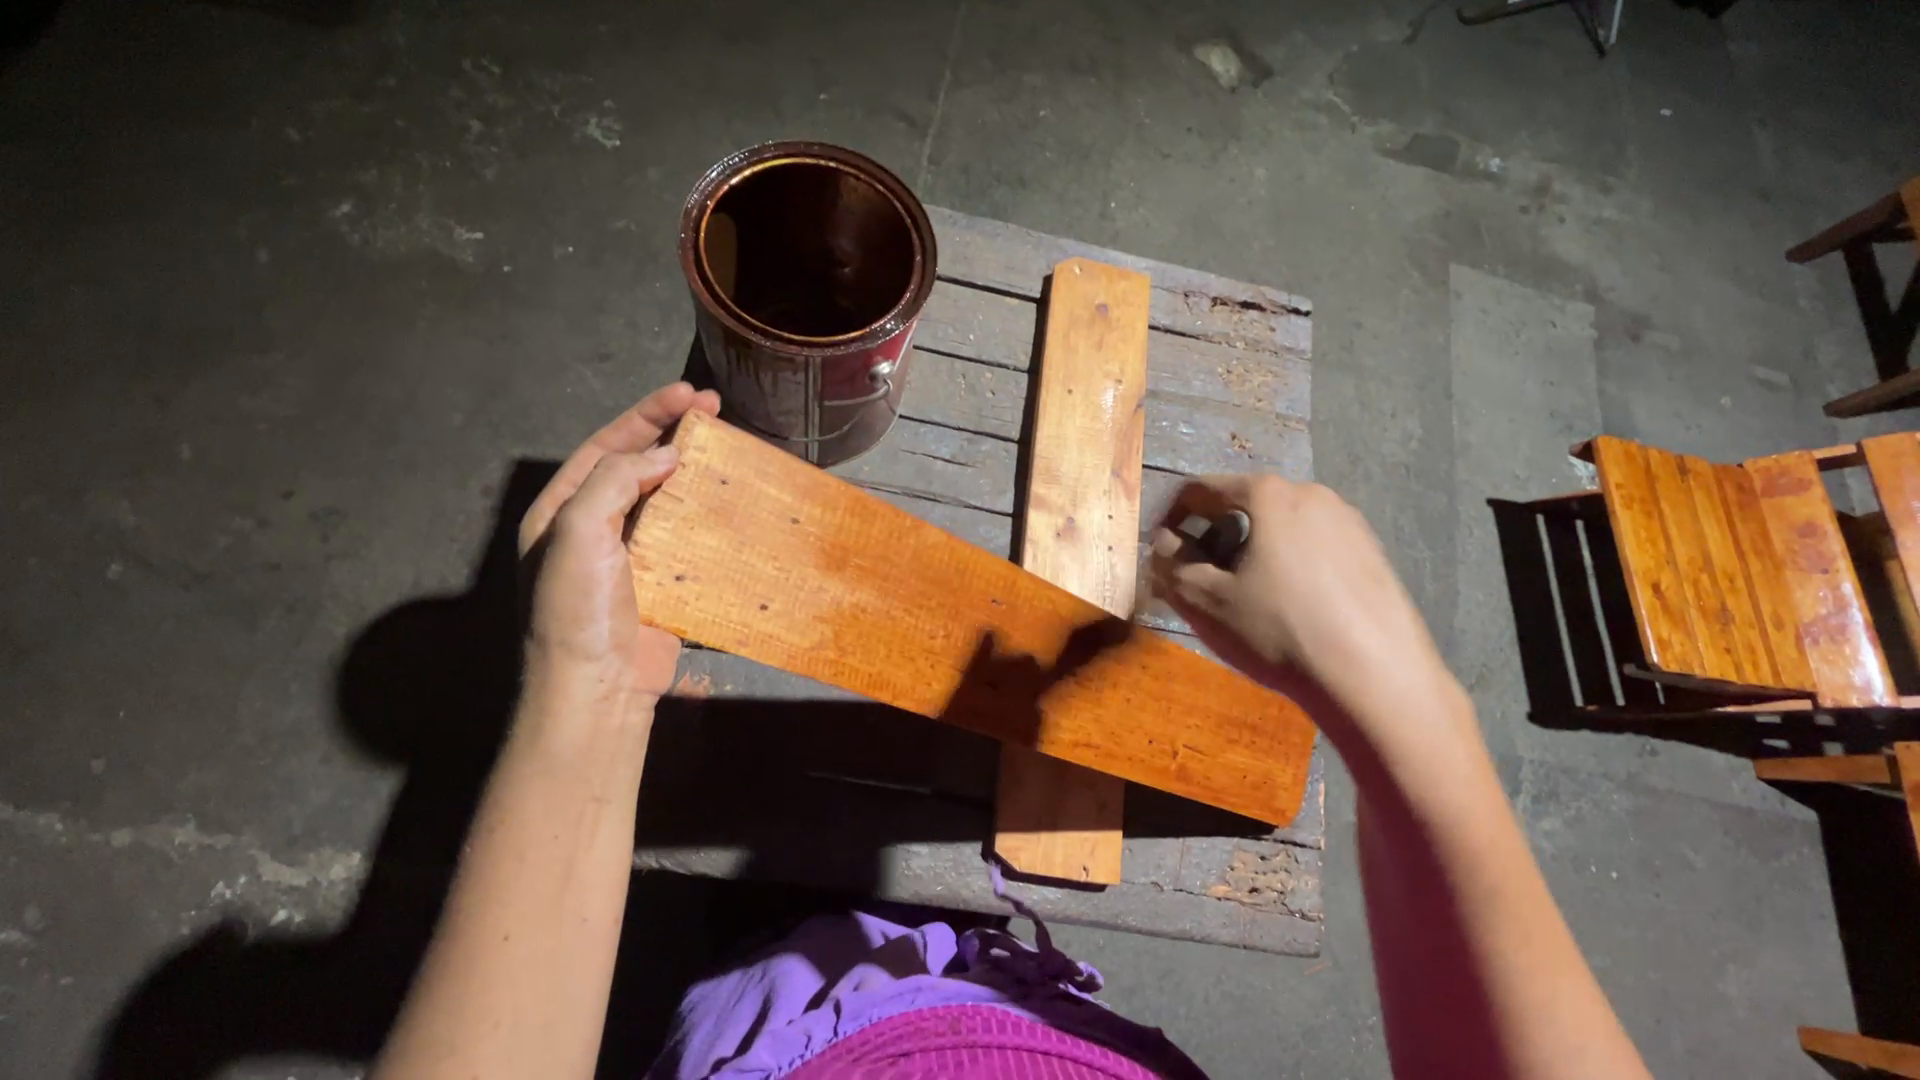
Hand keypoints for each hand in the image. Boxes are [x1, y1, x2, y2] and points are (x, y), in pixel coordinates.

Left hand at [519, 382, 720, 707]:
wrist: (599, 690)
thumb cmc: (578, 611)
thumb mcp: (578, 533)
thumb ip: (615, 482)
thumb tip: (665, 455)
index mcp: (563, 510)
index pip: (607, 446)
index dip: (647, 414)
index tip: (690, 394)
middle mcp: (595, 528)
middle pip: (639, 467)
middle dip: (674, 435)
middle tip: (717, 411)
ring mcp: (632, 557)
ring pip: (668, 500)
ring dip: (697, 474)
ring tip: (731, 450)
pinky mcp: (665, 584)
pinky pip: (690, 539)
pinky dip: (711, 518)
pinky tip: (734, 505)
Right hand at [1149, 475, 1473, 767]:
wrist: (1376, 678)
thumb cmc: (1280, 631)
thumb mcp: (1206, 601)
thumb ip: (1170, 563)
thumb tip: (1163, 543)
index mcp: (1268, 493)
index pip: (1199, 490)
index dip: (1169, 521)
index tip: (1161, 557)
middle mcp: (1312, 493)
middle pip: (1242, 506)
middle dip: (1213, 540)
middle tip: (1201, 584)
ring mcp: (1349, 521)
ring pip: (1279, 527)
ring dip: (1250, 554)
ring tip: (1245, 600)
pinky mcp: (1373, 552)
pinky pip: (1312, 547)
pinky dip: (1287, 566)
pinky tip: (1290, 609)